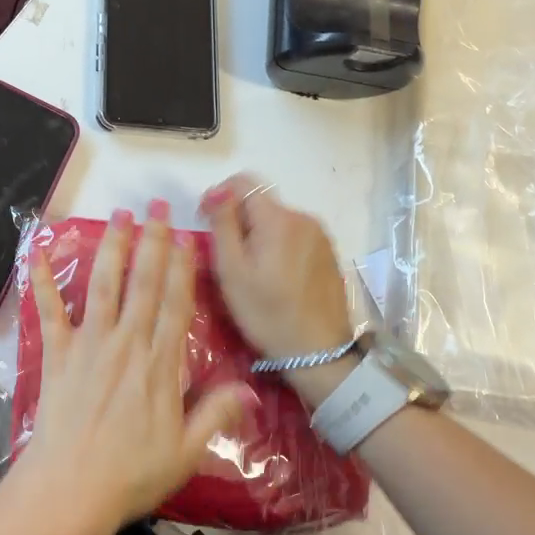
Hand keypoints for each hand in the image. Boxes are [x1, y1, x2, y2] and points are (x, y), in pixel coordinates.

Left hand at [6, 201, 247, 534]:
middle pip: (143, 283)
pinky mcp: (56, 354)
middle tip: (155, 205)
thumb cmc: (131, 474)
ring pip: (103, 285)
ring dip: (111, 247)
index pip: (175, 304)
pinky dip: (43, 280)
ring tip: (118, 214)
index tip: (186, 235)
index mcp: (160, 364)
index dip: (182, 267)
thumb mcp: (187, 452)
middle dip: (152, 241)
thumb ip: (216, 414)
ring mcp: (87, 345)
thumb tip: (251, 388)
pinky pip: (49, 310)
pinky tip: (38, 250)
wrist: (70, 490)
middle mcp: (125, 343)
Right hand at [202, 173, 354, 365]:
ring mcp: (319, 235)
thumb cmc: (266, 312)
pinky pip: (293, 235)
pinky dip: (276, 244)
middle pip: (260, 201)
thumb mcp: (232, 270)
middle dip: (238, 218)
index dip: (219, 195)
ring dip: (257, 232)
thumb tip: (218, 191)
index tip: (206, 222)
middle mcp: (304, 217)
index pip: (243, 182)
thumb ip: (223, 224)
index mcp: (278, 218)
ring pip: (276, 219)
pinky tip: (272, 275)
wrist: (319, 353)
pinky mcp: (328, 252)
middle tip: (225, 254)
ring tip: (248, 268)